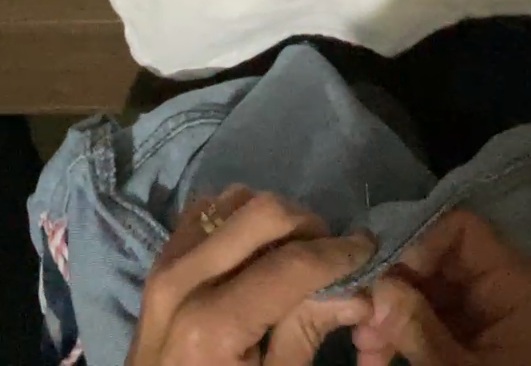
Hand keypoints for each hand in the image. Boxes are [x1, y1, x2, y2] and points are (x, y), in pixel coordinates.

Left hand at [129, 186, 374, 365]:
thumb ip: (307, 332)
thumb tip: (358, 289)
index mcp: (209, 326)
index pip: (290, 265)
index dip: (338, 253)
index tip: (370, 248)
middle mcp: (183, 277)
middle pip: (263, 212)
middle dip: (308, 225)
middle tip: (332, 254)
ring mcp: (166, 258)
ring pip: (236, 199)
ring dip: (274, 218)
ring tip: (294, 253)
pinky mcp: (161, 251)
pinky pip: (208, 206)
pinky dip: (239, 216)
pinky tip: (255, 248)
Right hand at [353, 210, 530, 365]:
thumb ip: (417, 327)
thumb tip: (376, 283)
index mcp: (515, 288)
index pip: (462, 230)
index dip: (419, 241)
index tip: (384, 273)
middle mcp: (502, 295)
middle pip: (439, 262)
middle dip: (395, 286)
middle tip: (358, 315)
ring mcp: (488, 323)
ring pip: (429, 296)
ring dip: (391, 315)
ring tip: (362, 348)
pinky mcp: (475, 350)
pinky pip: (433, 326)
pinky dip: (404, 337)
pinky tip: (374, 359)